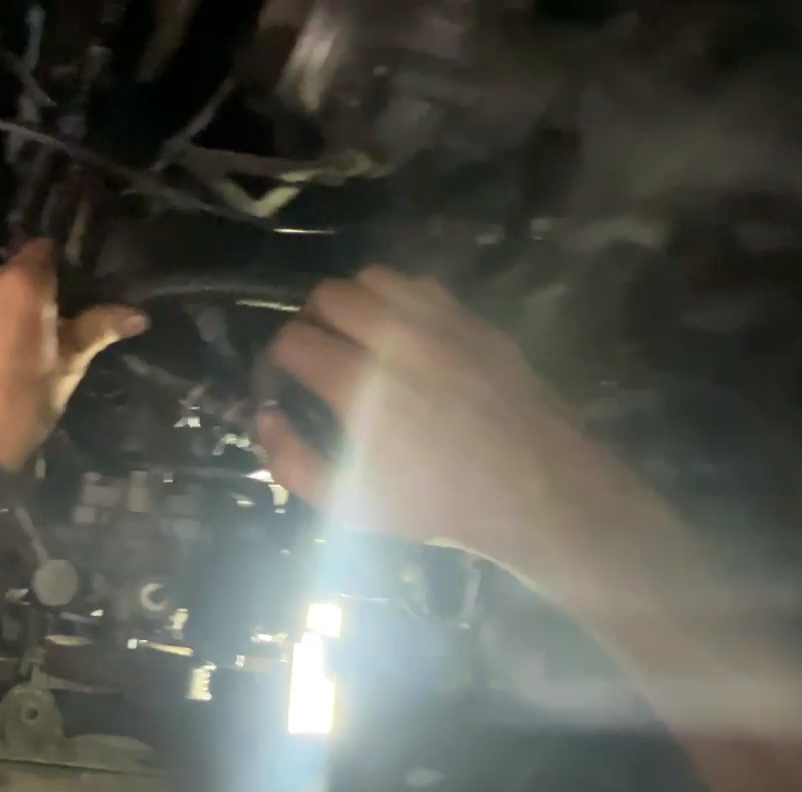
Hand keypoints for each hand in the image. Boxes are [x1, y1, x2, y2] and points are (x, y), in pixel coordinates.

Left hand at [0, 240, 145, 469]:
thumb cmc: (25, 408)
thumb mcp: (67, 369)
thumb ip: (98, 330)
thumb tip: (137, 315)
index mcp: (20, 287)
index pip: (41, 252)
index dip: (52, 272)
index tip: (58, 298)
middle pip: (3, 278)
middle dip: (17, 299)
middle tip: (28, 336)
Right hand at [256, 267, 608, 558]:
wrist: (535, 490)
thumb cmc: (431, 502)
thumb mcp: (345, 503)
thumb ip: (290, 461)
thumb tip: (267, 417)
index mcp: (358, 385)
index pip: (291, 340)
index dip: (272, 361)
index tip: (278, 387)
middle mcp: (396, 340)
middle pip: (326, 295)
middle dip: (306, 324)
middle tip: (311, 359)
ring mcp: (441, 324)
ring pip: (372, 279)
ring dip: (349, 306)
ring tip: (352, 341)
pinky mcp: (473, 321)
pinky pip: (419, 287)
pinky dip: (394, 303)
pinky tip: (398, 339)